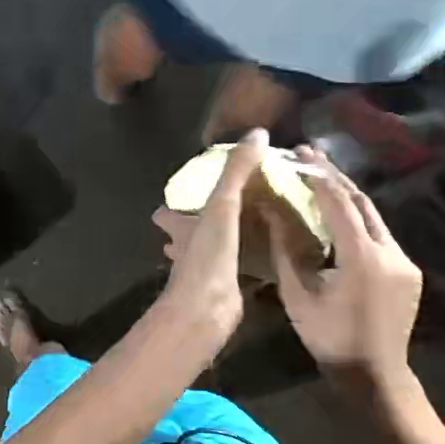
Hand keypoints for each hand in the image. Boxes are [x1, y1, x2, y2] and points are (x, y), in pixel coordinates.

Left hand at [152, 130, 268, 340]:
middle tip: (241, 200)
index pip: (169, 210)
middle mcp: (189, 247)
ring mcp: (208, 270)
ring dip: (233, 238)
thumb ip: (237, 171)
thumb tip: (258, 133)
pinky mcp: (230, 287)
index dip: (176, 201)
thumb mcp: (222, 205)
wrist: (208, 311)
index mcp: (181, 227)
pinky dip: (254, 259)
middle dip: (205, 218)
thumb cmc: (208, 255)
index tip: (198, 184)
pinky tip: (276, 251)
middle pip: (191, 230)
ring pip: (217, 248)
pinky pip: (241, 266)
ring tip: (262, 220)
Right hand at [268, 146, 421, 376]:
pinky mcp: (408, 271)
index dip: (319, 177)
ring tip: (322, 179)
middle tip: (311, 156)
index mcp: (362, 258)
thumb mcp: (298, 295)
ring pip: (374, 217)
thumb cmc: (328, 338)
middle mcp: (390, 252)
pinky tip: (339, 217)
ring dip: (347, 197)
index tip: (300, 154)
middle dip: (335, 177)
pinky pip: (380, 235)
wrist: (374, 374)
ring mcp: (404, 261)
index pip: (339, 204)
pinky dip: (357, 220)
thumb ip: (286, 250)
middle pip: (362, 202)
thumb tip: (272, 213)